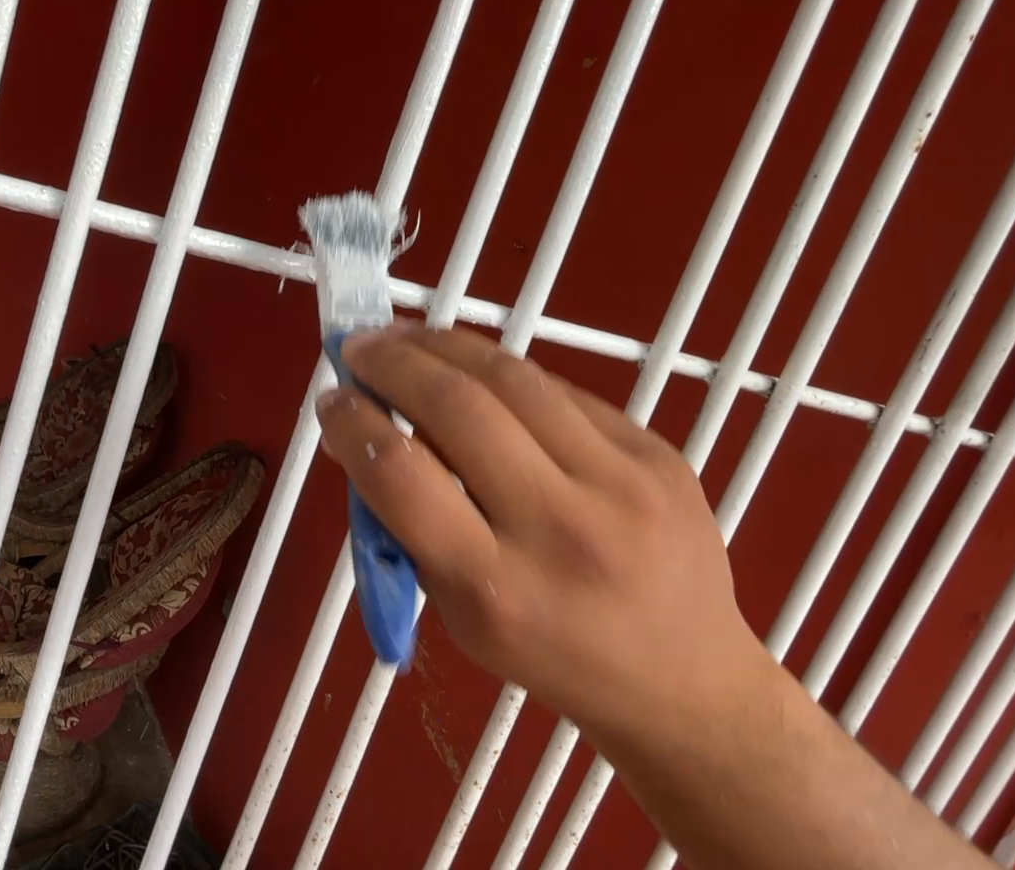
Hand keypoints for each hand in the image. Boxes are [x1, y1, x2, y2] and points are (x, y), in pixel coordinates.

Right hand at [315, 323, 770, 746]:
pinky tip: (471, 368)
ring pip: (511, 379)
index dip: (352, 423)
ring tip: (402, 336)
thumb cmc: (546, 652)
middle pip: (456, 409)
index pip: (400, 474)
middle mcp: (560, 529)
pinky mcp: (658, 453)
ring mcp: (622, 483)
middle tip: (356, 347)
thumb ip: (406, 522)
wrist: (684, 679)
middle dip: (392, 364)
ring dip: (441, 345)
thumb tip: (359, 436)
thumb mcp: (455, 609)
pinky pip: (558, 390)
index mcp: (493, 586)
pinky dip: (499, 371)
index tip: (329, 401)